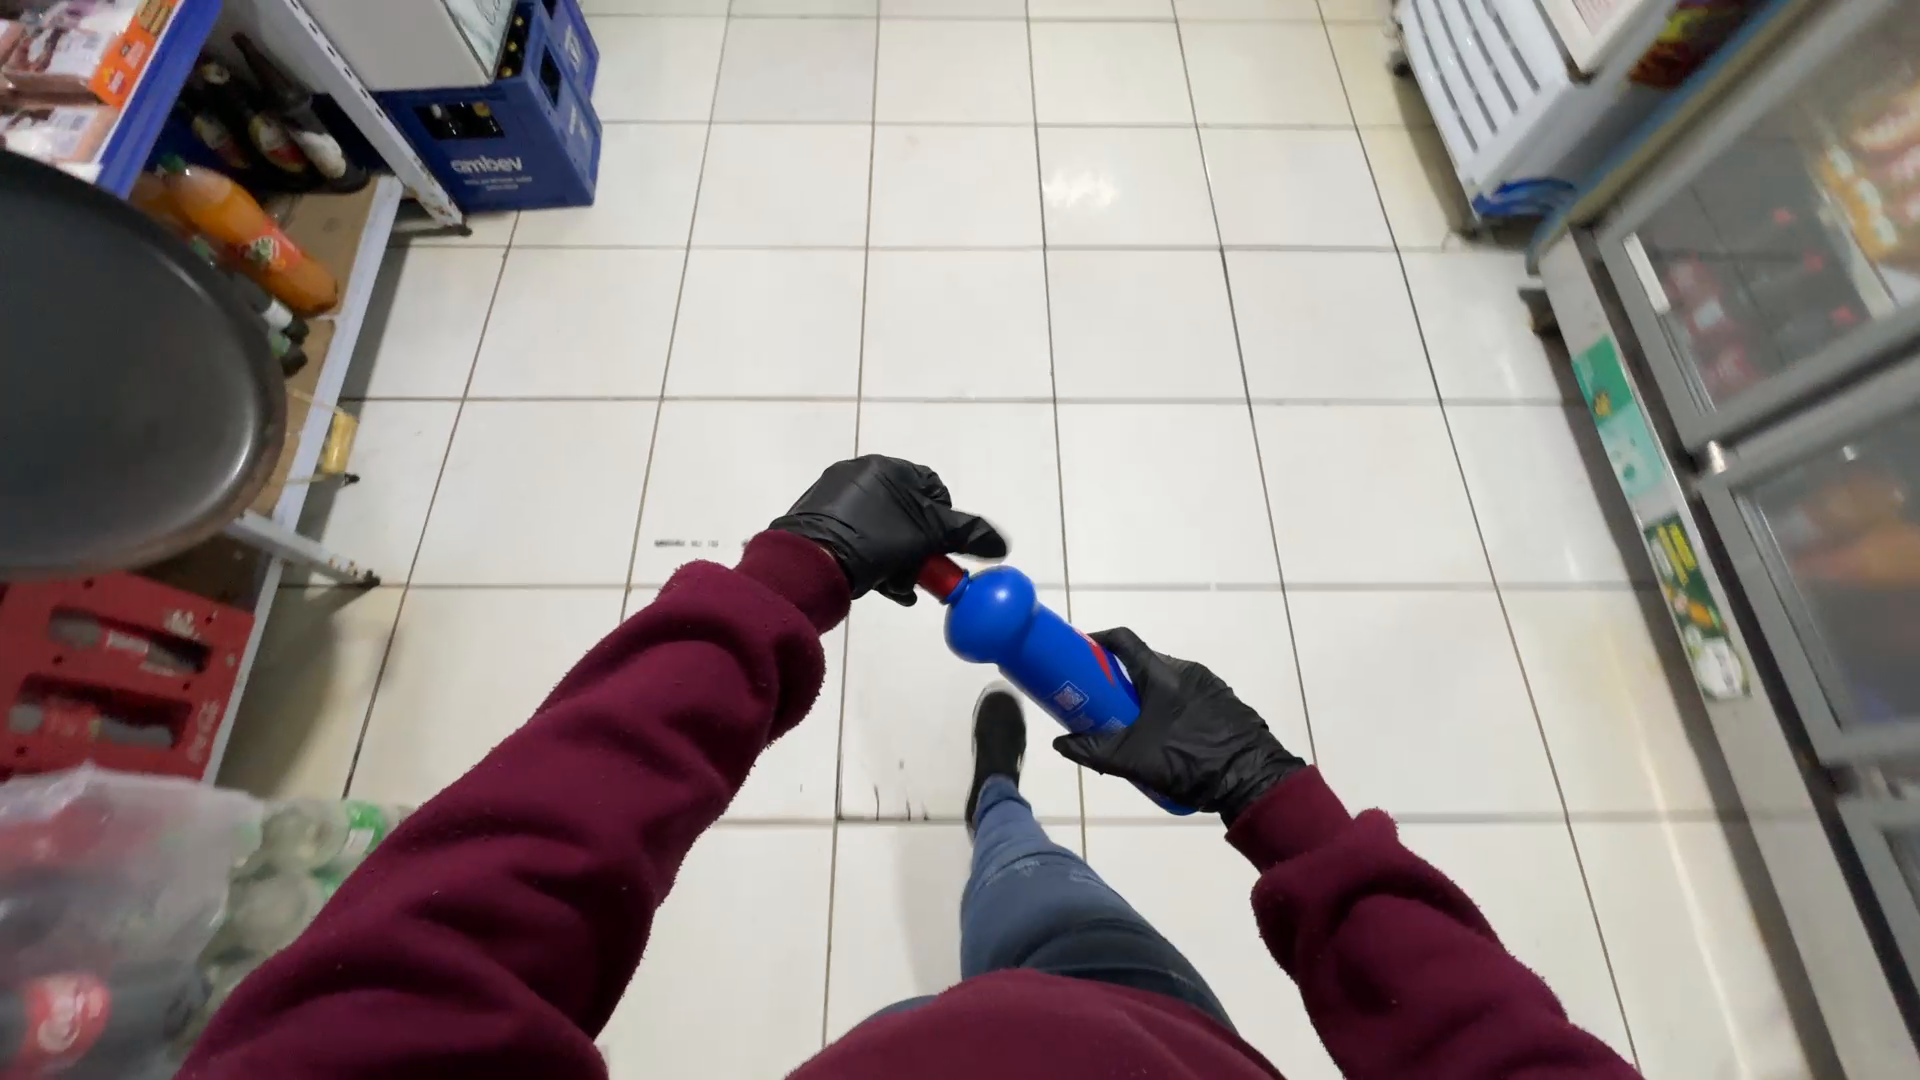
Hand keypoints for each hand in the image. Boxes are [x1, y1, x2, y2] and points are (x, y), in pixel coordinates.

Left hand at [771, 456, 1006, 605]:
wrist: (811, 562)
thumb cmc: (876, 539)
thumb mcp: (930, 535)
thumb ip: (969, 535)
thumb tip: (1002, 544)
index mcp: (888, 467)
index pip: (933, 489)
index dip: (944, 524)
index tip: (940, 551)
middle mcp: (861, 474)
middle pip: (909, 514)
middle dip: (920, 548)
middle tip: (920, 575)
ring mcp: (836, 497)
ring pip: (884, 530)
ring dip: (899, 560)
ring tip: (899, 587)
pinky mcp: (818, 520)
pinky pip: (858, 537)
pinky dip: (873, 559)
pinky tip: (877, 584)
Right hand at [1054, 628, 1304, 821]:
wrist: (1254, 781)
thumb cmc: (1189, 761)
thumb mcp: (1133, 759)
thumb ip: (1093, 750)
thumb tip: (1060, 743)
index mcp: (1162, 673)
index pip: (1123, 640)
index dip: (1098, 642)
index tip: (1080, 657)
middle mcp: (1186, 671)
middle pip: (1142, 663)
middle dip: (1117, 680)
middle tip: (1099, 702)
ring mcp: (1209, 686)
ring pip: (1165, 682)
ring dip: (1144, 697)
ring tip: (1129, 726)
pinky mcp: (1225, 703)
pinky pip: (1186, 697)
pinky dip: (1168, 708)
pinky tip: (1164, 738)